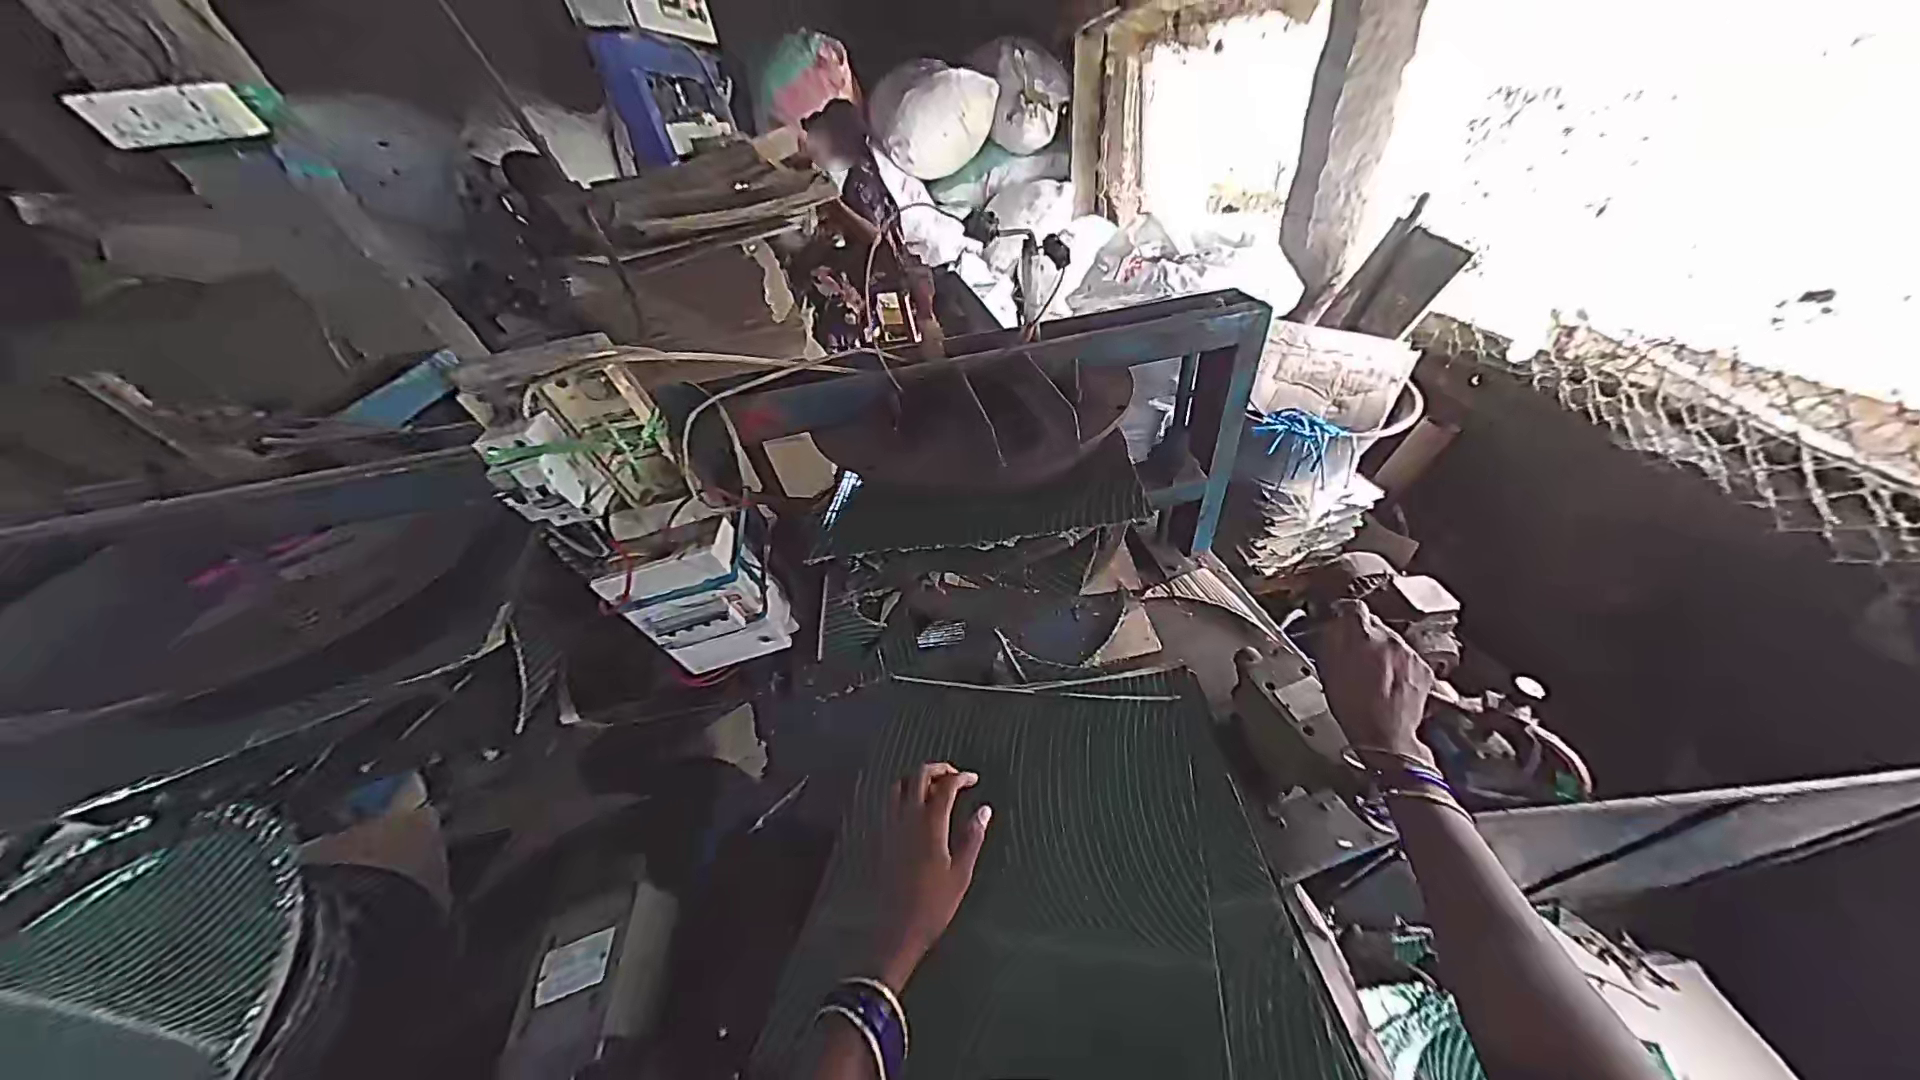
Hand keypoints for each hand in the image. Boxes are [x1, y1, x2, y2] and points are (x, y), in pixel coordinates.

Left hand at [870, 763, 992, 987]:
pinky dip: (905, 792)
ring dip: (918, 778)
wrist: (897, 930)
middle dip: (938, 768)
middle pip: (919, 775)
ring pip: (901, 784)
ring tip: (935, 785)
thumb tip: (984, 811)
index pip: (945, 786)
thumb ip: (973, 836)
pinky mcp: (883, 837)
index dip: (961, 776)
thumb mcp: (961, 872)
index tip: (972, 779)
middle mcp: (908, 819)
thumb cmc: (932, 905)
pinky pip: (891, 801)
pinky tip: (915, 806)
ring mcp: (892, 826)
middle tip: (954, 775)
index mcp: (930, 824)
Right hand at [1319, 599, 1435, 763]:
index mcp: (1361, 635)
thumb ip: (1331, 640)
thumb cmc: (1353, 706)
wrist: (1385, 736)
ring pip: (1392, 641)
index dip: (1344, 613)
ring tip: (1370, 673)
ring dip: (1381, 650)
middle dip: (1363, 635)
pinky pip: (1407, 658)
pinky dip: (1398, 665)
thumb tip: (1334, 624)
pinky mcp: (1423, 669)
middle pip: (1374, 624)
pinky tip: (1387, 682)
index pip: (1353, 607)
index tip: (1340, 619)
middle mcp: (1390, 639)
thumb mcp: (1328, 669)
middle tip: (1352, 653)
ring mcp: (1409, 654)